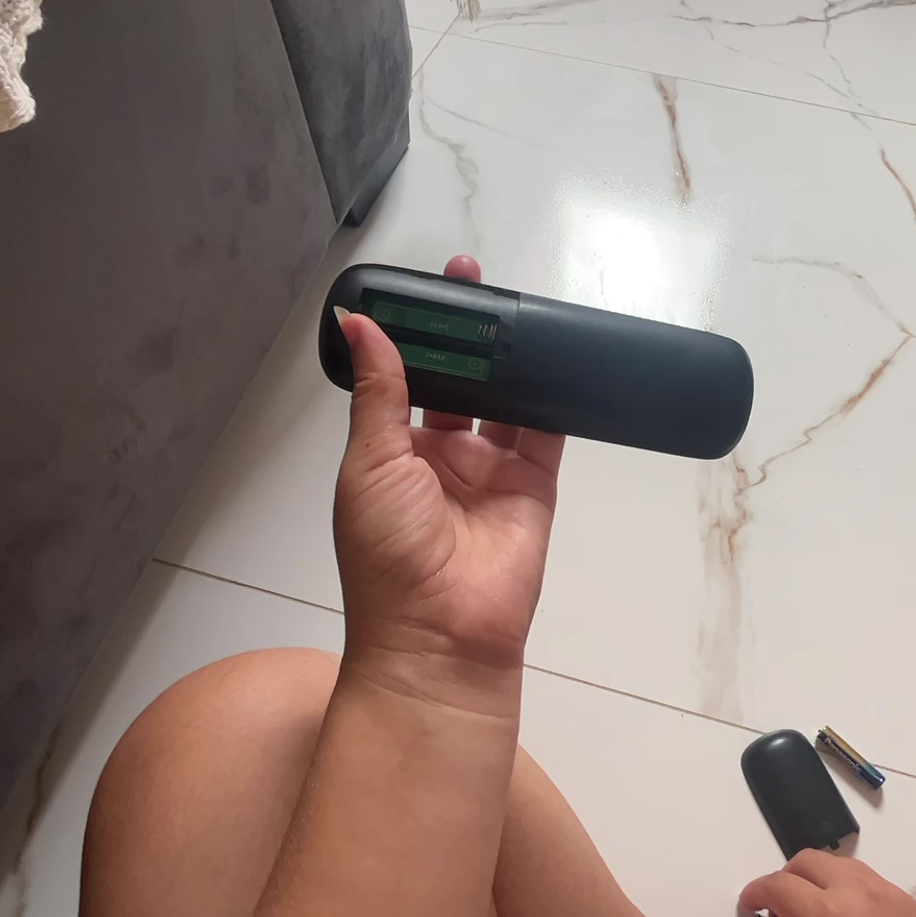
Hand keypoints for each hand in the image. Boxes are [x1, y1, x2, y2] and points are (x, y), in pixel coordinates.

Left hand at [332, 256, 564, 699]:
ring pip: (505, 400)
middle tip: (477, 283)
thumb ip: (379, 392)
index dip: (419, 333)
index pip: (408, 377)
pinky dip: (552, 396)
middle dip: (468, 336)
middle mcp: (443, 455)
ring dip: (509, 359)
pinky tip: (555, 356)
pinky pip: (546, 431)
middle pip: (461, 381)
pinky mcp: (534, 484)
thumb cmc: (388, 554)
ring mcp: (492, 469)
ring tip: (515, 308)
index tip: (428, 289)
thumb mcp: (370, 464)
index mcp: (394, 451)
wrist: (442, 634)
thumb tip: (360, 325)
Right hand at [742, 850, 915, 916]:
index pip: (779, 886)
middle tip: (781, 909)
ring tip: (819, 916)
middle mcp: (862, 895)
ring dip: (823, 880)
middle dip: (788, 878)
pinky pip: (879, 885)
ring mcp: (896, 899)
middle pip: (810, 861)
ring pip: (845, 866)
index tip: (750, 905)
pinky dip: (857, 893)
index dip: (757, 892)